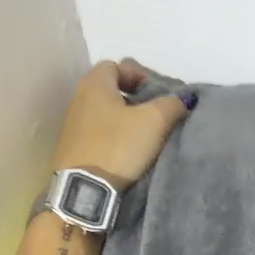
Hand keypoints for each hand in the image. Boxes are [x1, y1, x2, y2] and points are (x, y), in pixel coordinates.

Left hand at [50, 59, 191, 191]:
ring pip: (104, 114)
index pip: (115, 66)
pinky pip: (98, 134)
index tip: (156, 95)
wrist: (86, 188)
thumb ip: (171, 105)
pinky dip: (114, 138)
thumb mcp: (154, 121)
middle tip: (155, 116)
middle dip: (134, 100)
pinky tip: (127, 153)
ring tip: (144, 137)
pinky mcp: (73, 149)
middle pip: (110, 90)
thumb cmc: (119, 146)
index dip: (138, 75)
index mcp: (94, 85)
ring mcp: (72, 126)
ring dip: (124, 121)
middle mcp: (78, 99)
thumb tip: (182, 100)